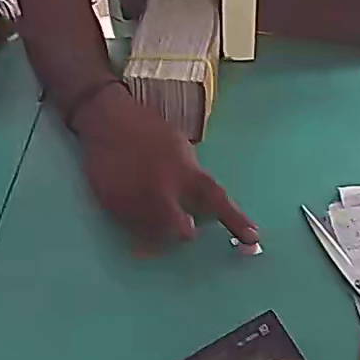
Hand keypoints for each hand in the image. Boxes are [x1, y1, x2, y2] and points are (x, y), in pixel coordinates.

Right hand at [72, 85, 256, 248]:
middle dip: (186, 231)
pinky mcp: (114, 207)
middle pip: (182, 231)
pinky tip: (137, 204)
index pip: (217, 200)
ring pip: (156, 236)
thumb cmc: (149, 130)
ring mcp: (136, 201)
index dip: (236, 221)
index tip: (253, 238)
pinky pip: (132, 229)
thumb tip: (201, 204)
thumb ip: (192, 177)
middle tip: (183, 221)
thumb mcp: (181, 148)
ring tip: (155, 207)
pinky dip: (140, 224)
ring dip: (161, 229)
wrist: (107, 120)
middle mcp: (163, 190)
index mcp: (185, 172)